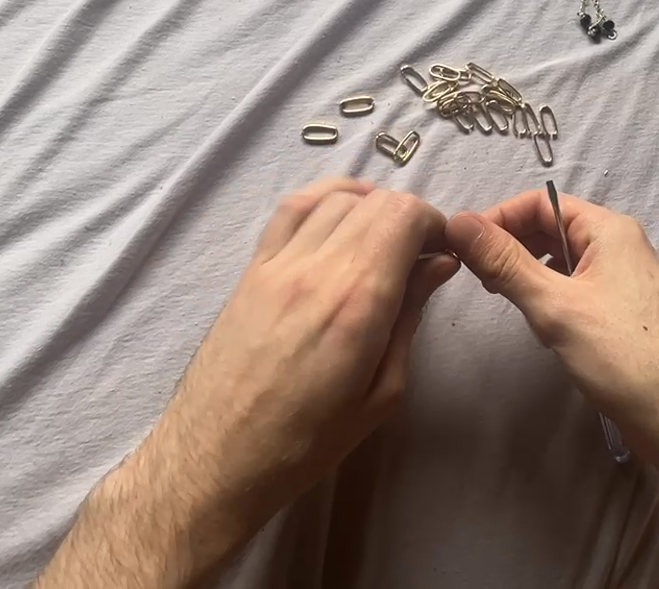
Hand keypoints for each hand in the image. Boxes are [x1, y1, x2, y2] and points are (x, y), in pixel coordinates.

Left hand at [37, 179, 459, 587]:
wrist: (215, 461)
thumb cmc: (309, 441)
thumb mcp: (383, 392)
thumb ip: (412, 315)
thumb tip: (440, 262)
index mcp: (360, 300)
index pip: (405, 215)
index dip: (435, 223)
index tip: (443, 250)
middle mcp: (320, 266)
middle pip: (377, 200)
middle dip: (410, 216)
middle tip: (419, 251)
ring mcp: (280, 261)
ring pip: (337, 196)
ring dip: (372, 206)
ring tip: (382, 238)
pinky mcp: (252, 266)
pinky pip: (293, 206)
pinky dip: (326, 197)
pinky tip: (341, 215)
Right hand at [447, 192, 658, 588]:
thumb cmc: (620, 355)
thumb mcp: (555, 306)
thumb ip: (505, 262)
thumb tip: (457, 220)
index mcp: (608, 227)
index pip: (540, 201)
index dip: (498, 218)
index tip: (462, 247)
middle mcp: (620, 242)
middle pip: (553, 224)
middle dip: (512, 242)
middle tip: (475, 274)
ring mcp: (627, 275)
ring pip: (565, 254)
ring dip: (530, 266)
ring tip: (500, 293)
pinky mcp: (627, 307)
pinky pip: (580, 281)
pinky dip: (552, 288)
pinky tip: (539, 313)